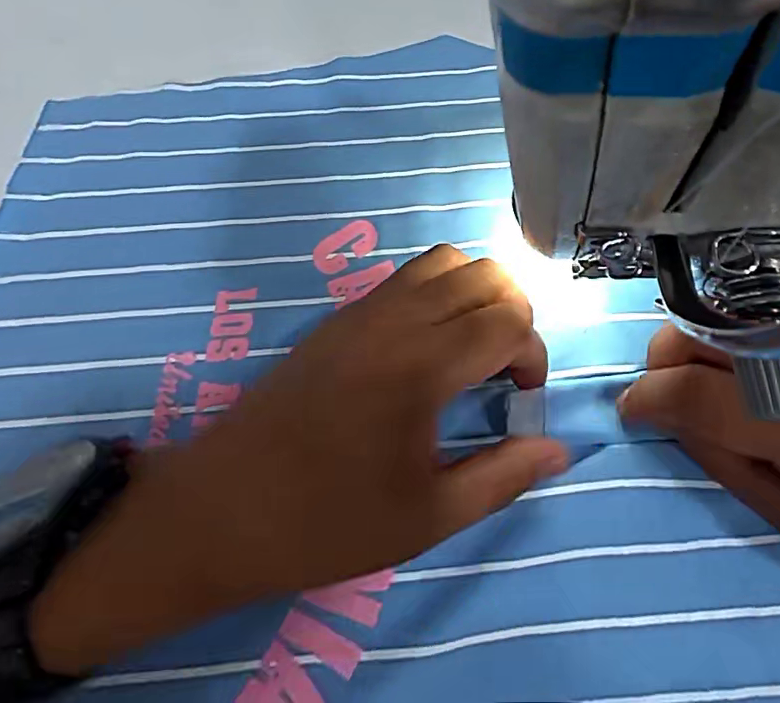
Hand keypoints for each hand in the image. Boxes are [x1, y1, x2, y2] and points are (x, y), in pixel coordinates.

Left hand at [31, 246, 570, 671]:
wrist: (219, 510)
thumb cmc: (327, 521)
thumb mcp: (428, 516)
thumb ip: (503, 476)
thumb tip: (560, 448)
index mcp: (423, 367)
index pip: (510, 321)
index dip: (533, 354)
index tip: (522, 397)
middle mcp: (398, 321)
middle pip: (487, 275)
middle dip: (515, 314)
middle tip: (504, 368)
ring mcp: (365, 309)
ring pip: (447, 259)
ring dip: (478, 291)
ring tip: (472, 345)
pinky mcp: (342, 314)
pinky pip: (409, 273)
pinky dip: (441, 289)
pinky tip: (429, 342)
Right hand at [618, 326, 779, 609]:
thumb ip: (724, 463)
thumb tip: (671, 423)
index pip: (692, 391)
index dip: (648, 399)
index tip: (631, 410)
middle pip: (701, 331)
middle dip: (666, 362)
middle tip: (666, 399)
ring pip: (728, 317)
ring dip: (698, 347)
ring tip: (706, 389)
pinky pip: (768, 321)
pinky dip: (738, 342)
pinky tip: (751, 377)